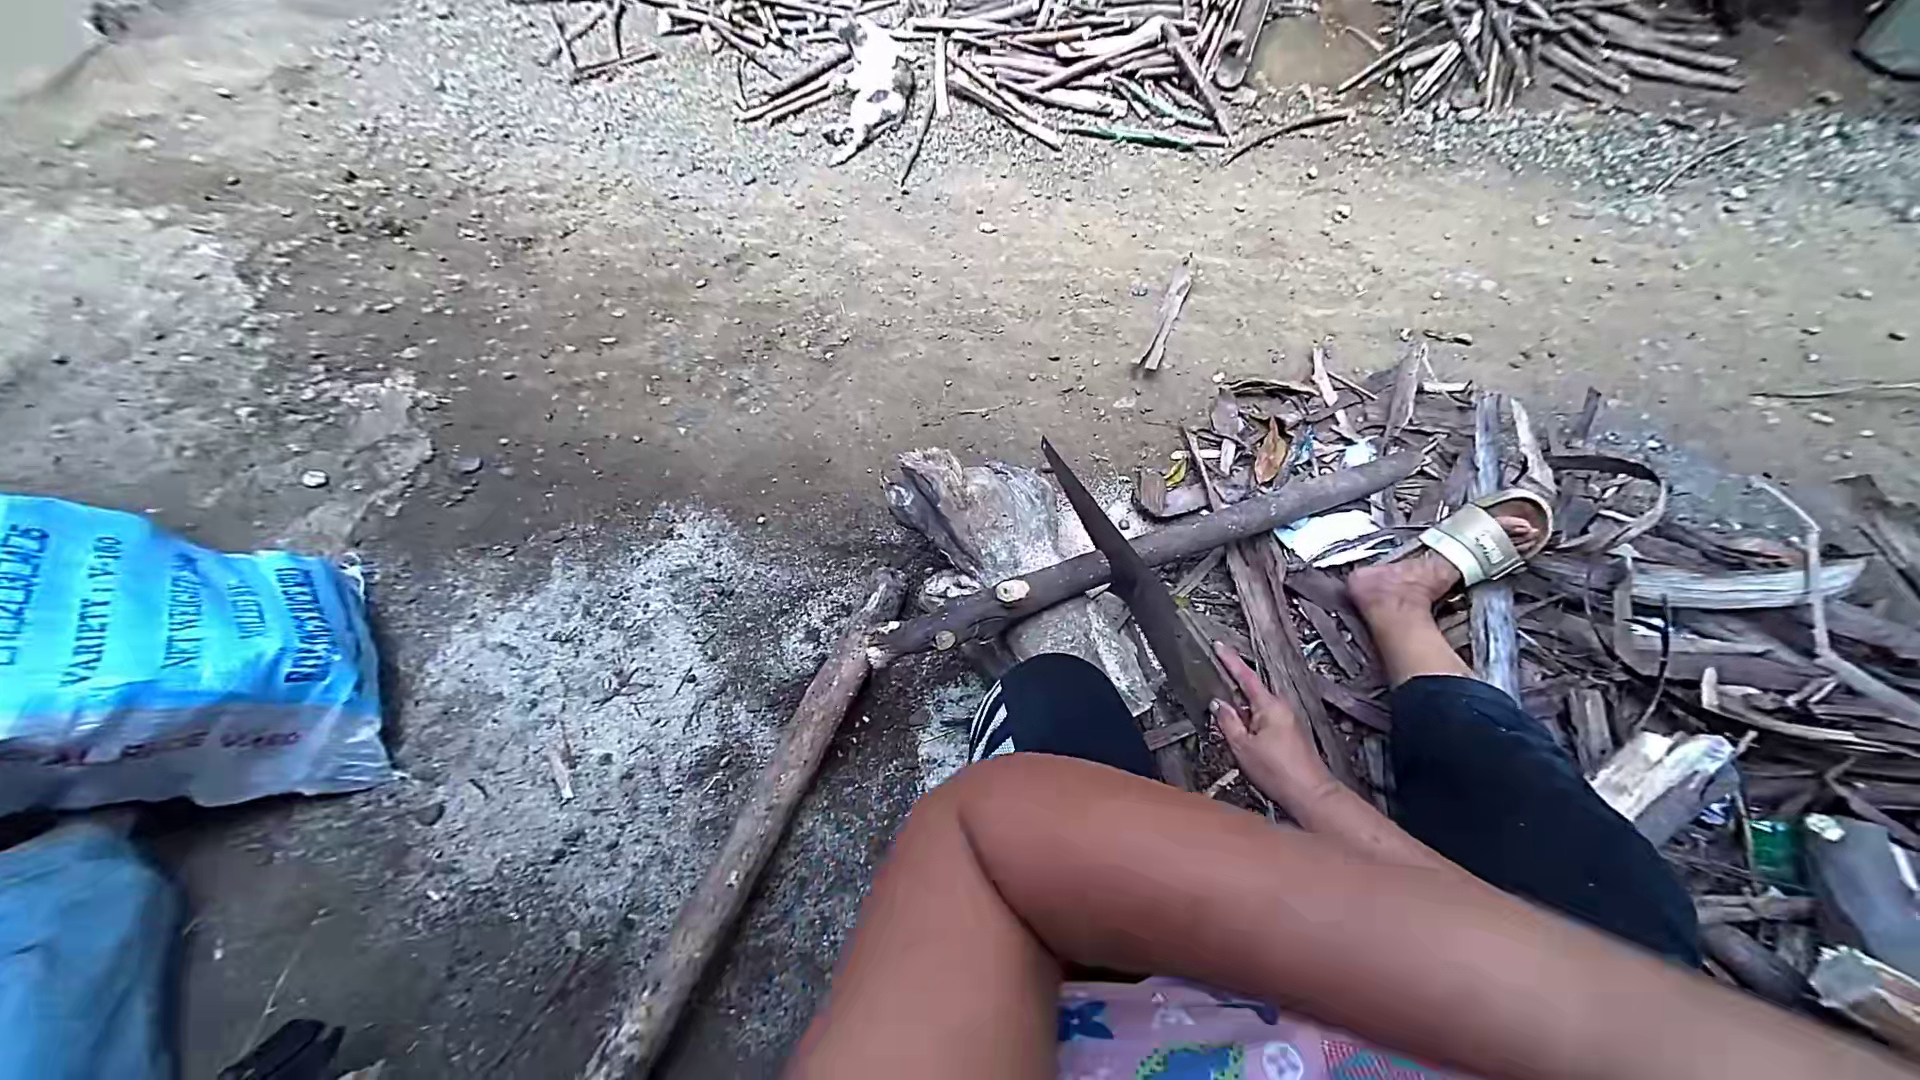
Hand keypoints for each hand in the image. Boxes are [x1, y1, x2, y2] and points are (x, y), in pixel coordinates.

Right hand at [1210, 642, 1341, 810]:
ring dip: (1241, 717)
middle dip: (1232, 697)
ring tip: (1233, 735)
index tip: (1219, 646)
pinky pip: (1263, 722)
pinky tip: (1245, 742)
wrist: (1311, 796)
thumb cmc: (1280, 773)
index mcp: (1269, 706)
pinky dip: (1251, 727)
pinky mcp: (1288, 734)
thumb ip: (1228, 721)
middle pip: (1249, 693)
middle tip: (1216, 703)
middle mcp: (1281, 709)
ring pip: (1255, 710)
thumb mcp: (1242, 746)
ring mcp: (1286, 721)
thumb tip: (1218, 705)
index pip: (1245, 676)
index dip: (1230, 660)